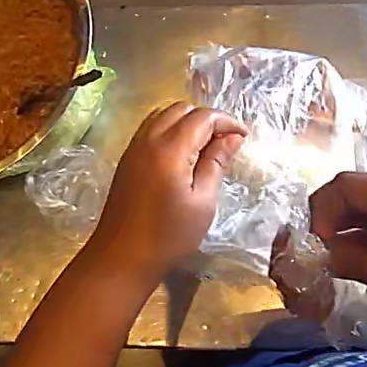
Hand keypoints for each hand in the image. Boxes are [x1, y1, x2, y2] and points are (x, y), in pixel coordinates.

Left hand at [84, 102, 245, 285]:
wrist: (122, 258)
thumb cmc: (169, 236)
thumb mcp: (203, 201)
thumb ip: (216, 163)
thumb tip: (233, 138)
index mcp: (170, 150)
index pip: (203, 117)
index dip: (227, 122)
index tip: (244, 137)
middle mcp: (148, 140)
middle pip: (181, 109)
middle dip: (208, 119)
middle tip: (226, 142)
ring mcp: (134, 148)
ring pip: (164, 115)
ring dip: (188, 122)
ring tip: (207, 147)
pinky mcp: (127, 159)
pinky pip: (151, 129)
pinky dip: (172, 130)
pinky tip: (184, 154)